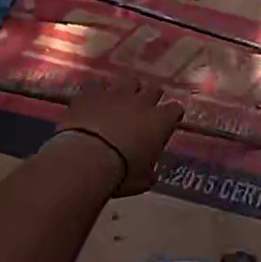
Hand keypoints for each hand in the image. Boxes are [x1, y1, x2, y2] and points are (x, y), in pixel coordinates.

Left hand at [55, 77, 183, 195]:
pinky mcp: (92, 93)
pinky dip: (96, 91)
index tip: (167, 123)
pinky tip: (93, 99)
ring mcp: (116, 94)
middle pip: (153, 88)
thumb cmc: (120, 173)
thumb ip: (147, 174)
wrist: (85, 159)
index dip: (171, 115)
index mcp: (159, 121)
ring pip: (128, 80)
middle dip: (150, 96)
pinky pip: (96, 84)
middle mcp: (141, 102)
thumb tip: (150, 176)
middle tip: (144, 108)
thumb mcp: (140, 181)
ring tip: (119, 99)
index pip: (175, 110)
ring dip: (126, 89)